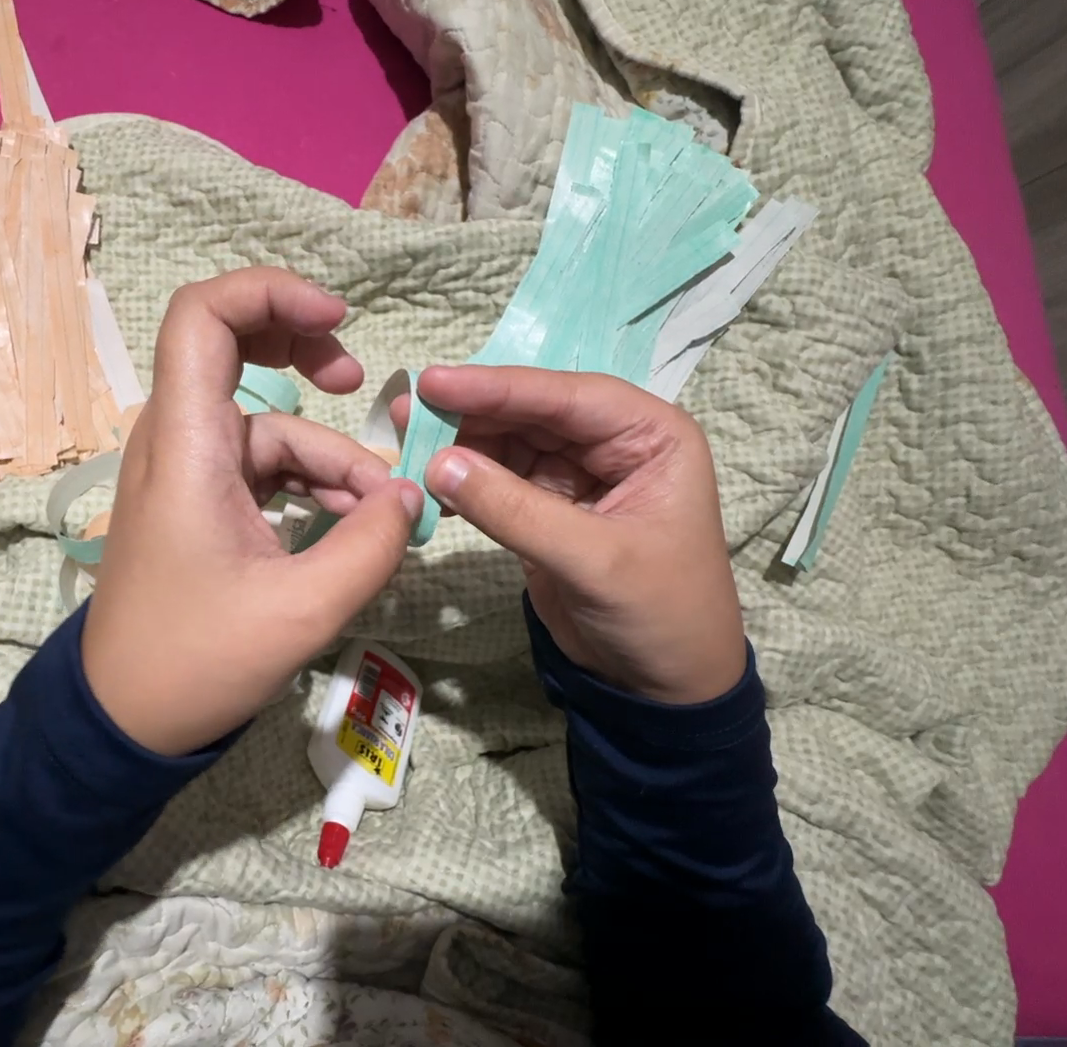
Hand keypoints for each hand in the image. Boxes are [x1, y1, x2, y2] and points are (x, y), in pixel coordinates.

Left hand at [82, 268, 424, 755]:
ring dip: (328, 456)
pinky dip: (308, 482)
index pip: (203, 316)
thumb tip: (410, 496)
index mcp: (186, 446)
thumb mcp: (301, 609)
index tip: (338, 318)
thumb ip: (370, 545)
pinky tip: (349, 518)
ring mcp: (187, 472)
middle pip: (231, 347)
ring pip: (267, 427)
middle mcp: (178, 442)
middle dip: (303, 351)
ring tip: (381, 509)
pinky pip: (262, 467)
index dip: (270, 292)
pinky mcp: (200, 503)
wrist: (126, 717)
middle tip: (356, 381)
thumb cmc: (197, 661)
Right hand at [393, 366, 745, 704]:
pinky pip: (494, 482)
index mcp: (648, 436)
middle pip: (528, 412)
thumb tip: (437, 464)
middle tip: (404, 412)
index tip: (432, 383)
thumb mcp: (593, 559)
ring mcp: (573, 475)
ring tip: (404, 446)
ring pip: (505, 443)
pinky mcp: (543, 508)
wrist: (662, 684)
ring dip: (457, 446)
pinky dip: (460, 484)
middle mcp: (610, 444)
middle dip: (468, 413)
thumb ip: (514, 509)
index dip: (497, 387)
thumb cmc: (658, 613)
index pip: (565, 397)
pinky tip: (427, 488)